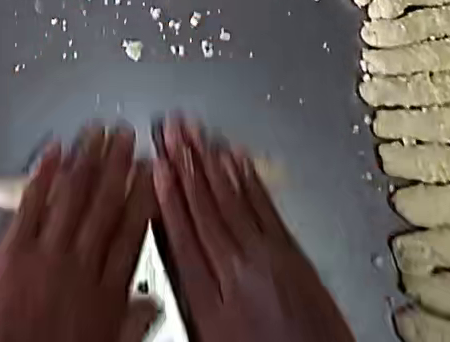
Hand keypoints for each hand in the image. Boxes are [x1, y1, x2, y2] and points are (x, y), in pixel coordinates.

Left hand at [0, 124, 158, 341]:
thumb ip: (129, 324)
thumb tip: (154, 304)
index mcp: (103, 294)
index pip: (130, 233)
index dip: (142, 196)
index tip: (149, 168)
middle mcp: (79, 267)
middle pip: (104, 205)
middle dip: (116, 165)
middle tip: (125, 134)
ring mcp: (46, 256)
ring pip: (72, 196)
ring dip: (85, 159)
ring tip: (95, 130)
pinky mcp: (12, 253)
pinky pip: (31, 205)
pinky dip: (43, 174)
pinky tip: (53, 150)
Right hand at [151, 116, 354, 341]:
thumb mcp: (213, 337)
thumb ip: (192, 291)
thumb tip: (175, 249)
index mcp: (211, 305)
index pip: (182, 237)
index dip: (167, 196)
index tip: (156, 165)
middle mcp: (237, 273)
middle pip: (204, 208)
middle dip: (185, 164)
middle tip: (172, 130)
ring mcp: (268, 257)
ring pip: (231, 198)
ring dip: (210, 160)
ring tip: (195, 130)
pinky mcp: (294, 252)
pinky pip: (263, 205)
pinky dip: (247, 177)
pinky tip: (235, 155)